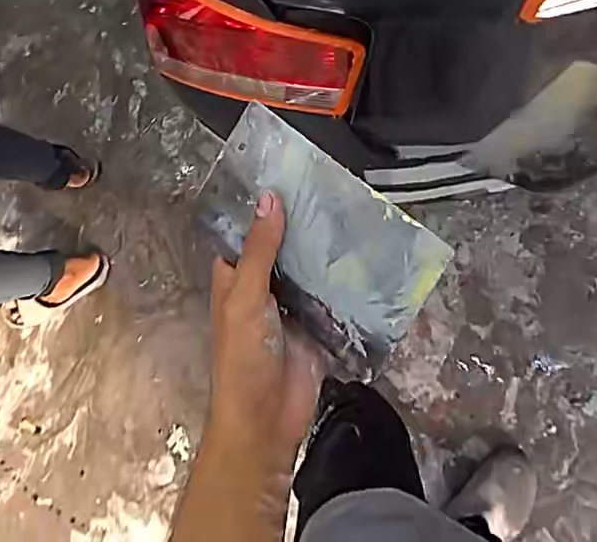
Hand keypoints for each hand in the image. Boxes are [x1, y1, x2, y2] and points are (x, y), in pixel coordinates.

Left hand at [207, 191, 324, 474]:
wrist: (267, 422)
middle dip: (299, 222)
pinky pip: (330, 292)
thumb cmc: (243, 359)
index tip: (285, 174)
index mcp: (235, 277)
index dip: (260, 207)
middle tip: (327, 185)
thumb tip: (268, 199)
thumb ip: (259, 250)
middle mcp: (262, 286)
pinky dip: (342, 276)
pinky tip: (361, 251)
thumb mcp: (245, 297)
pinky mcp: (316, 322)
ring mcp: (290, 304)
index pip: (245, 232)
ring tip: (347, 209)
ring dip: (322, 246)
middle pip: (281, 246)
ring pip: (307, 266)